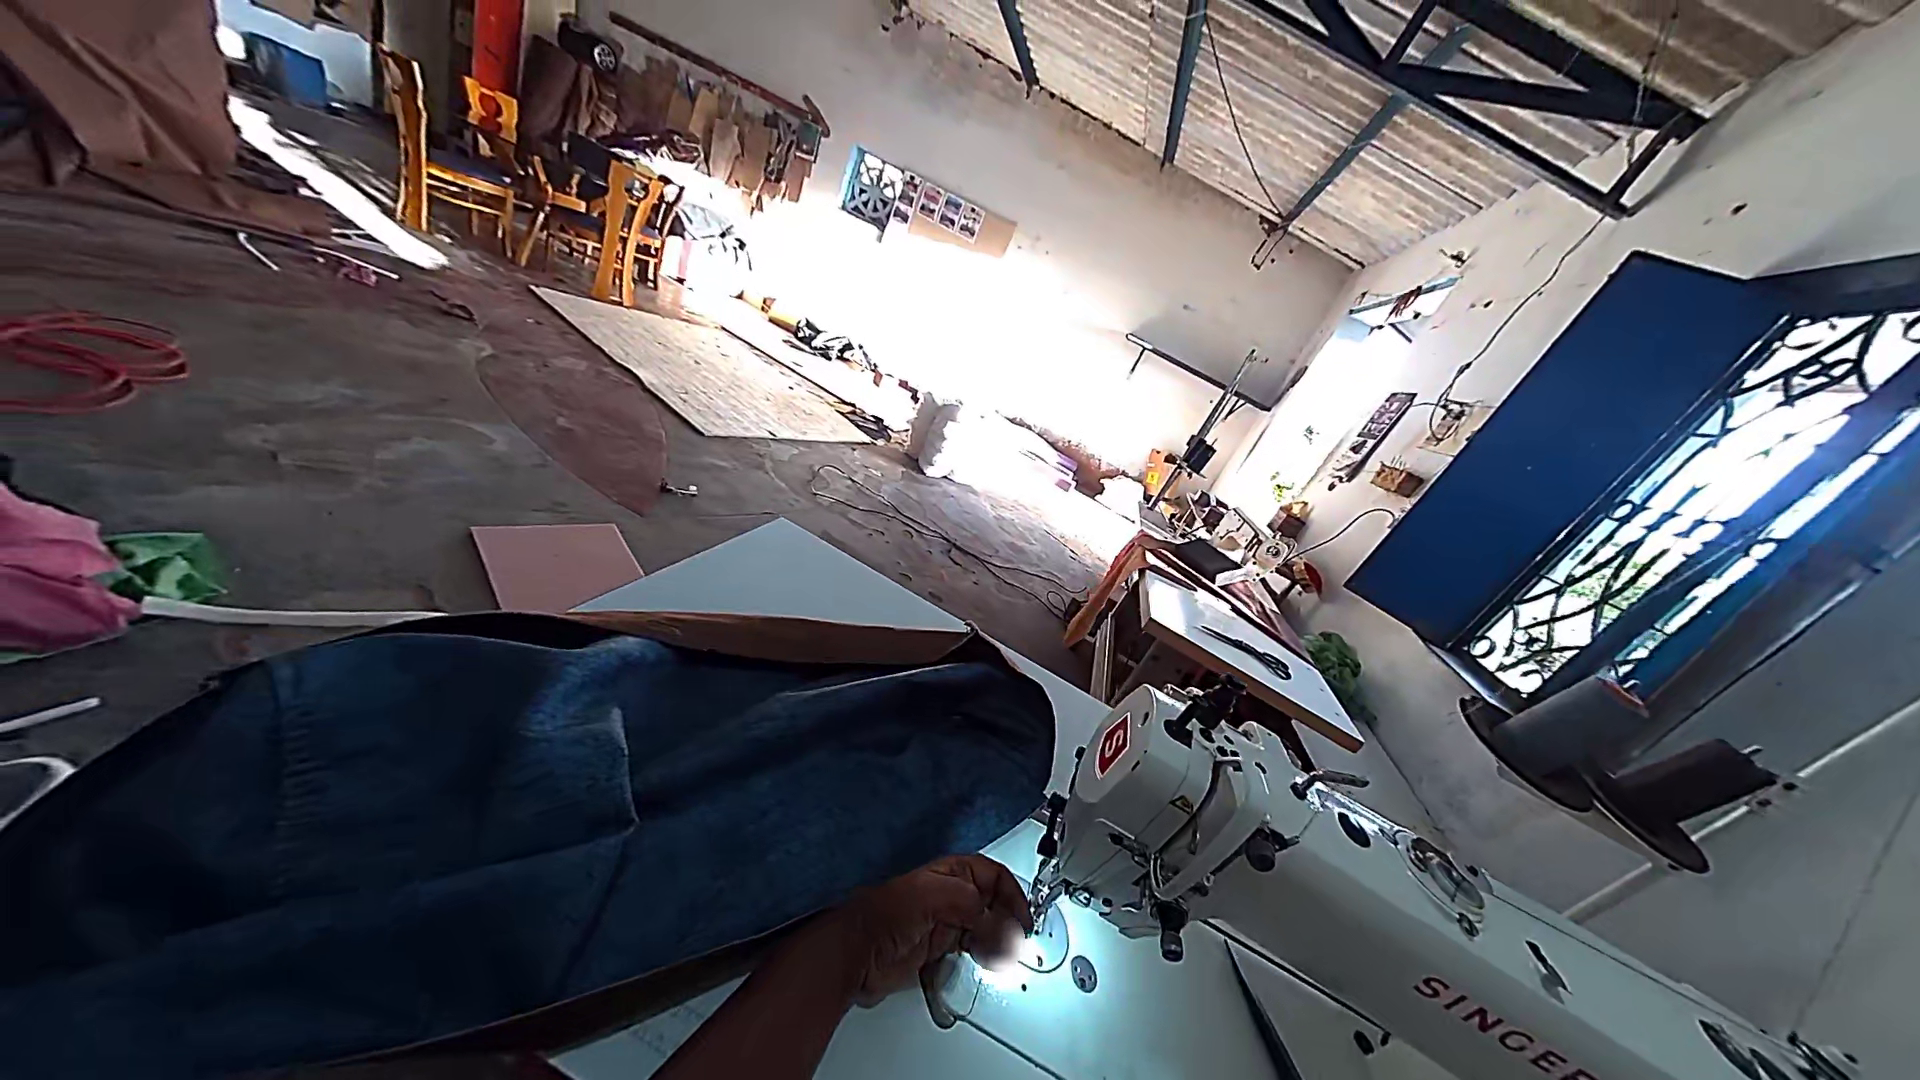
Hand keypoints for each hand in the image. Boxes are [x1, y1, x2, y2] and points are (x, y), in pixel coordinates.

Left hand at [831, 854, 1033, 1005]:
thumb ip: (968, 902)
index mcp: (951, 873)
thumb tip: (997, 919)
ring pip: (986, 926)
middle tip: (1017, 938)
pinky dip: (984, 954)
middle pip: (994, 901)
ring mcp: (946, 921)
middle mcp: (951, 894)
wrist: (857, 954)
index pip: (994, 875)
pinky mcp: (939, 947)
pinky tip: (985, 960)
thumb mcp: (931, 898)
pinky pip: (972, 948)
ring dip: (999, 938)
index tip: (1023, 918)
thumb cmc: (883, 915)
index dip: (1012, 893)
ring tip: (1002, 952)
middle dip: (1008, 918)